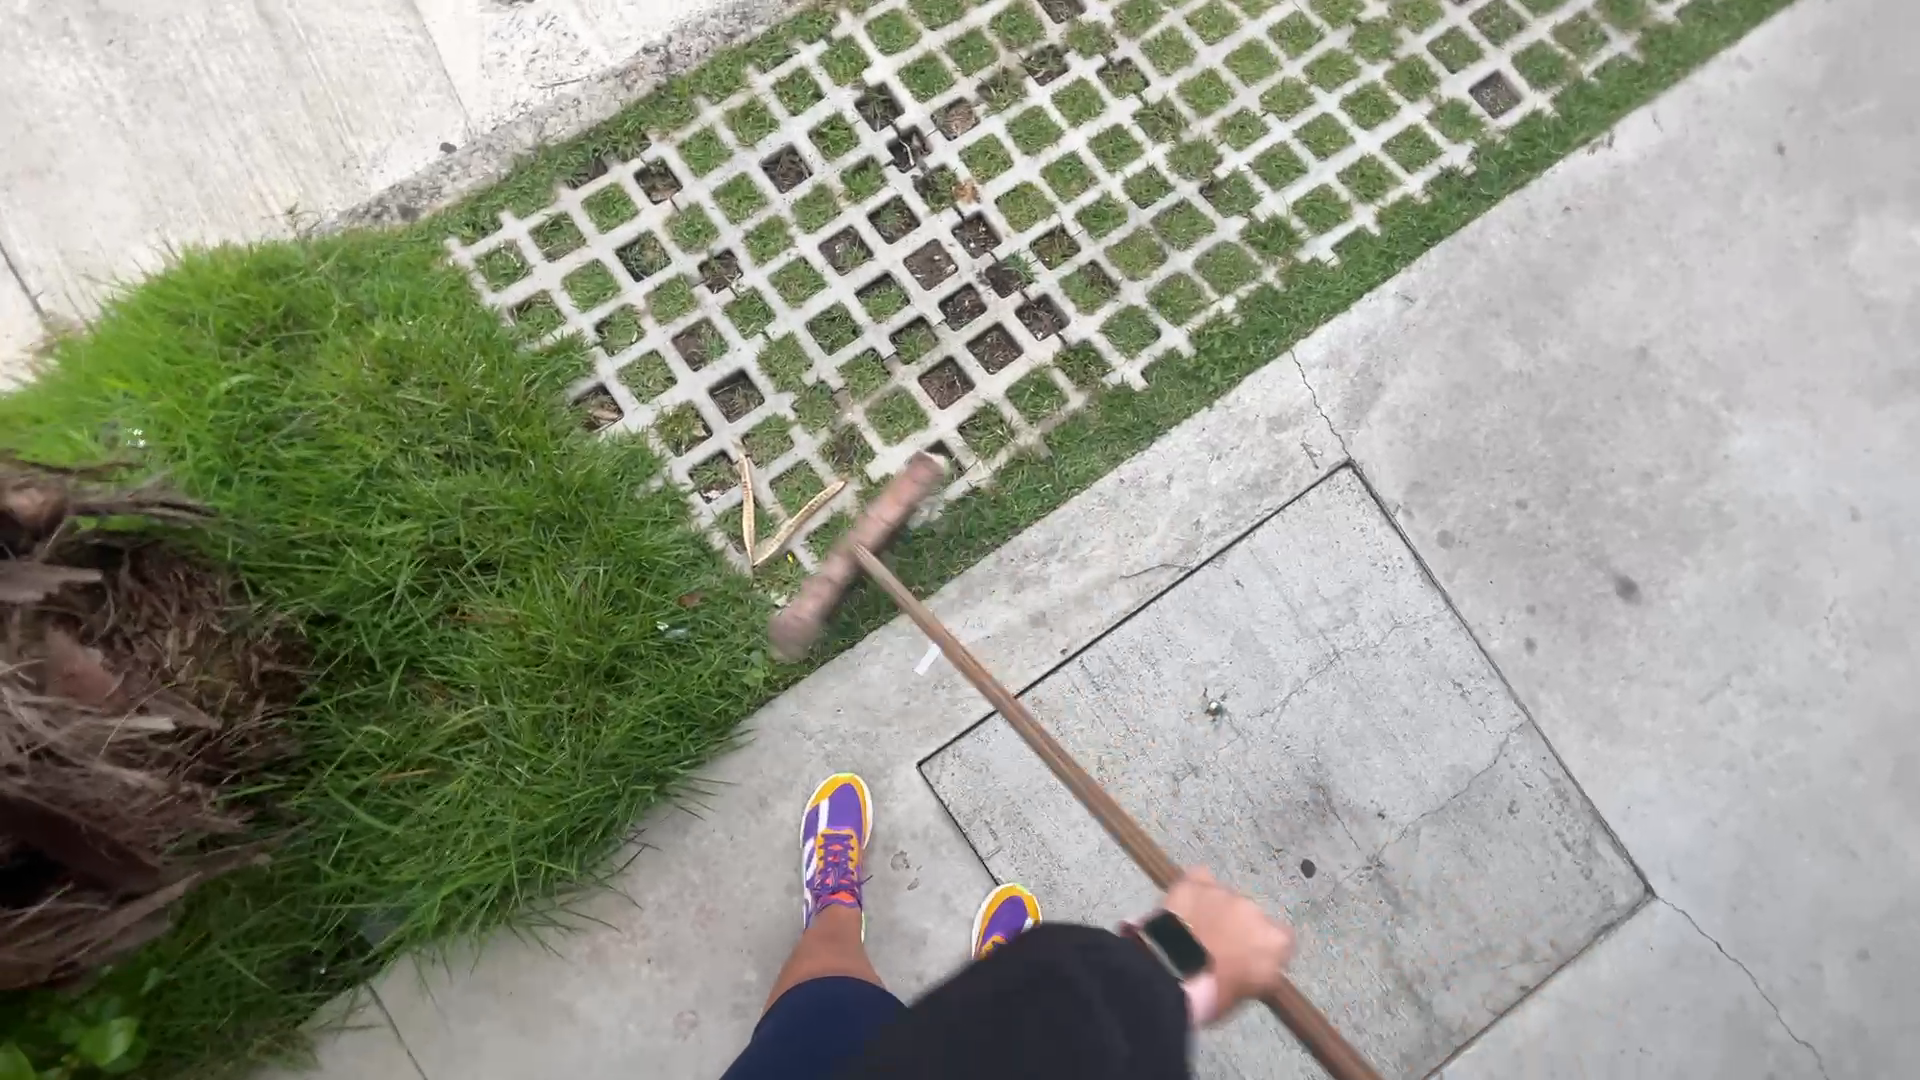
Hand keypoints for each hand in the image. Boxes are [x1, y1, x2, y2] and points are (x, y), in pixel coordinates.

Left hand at [1161, 868, 1294, 1019]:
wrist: (1174, 971)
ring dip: (1216, 908)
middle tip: (1220, 943)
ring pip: (1226, 897)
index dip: (1265, 948)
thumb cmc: (1214, 993)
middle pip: (1252, 915)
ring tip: (1197, 926)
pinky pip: (1201, 878)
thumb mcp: (1249, 992)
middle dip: (1239, 926)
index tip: (1252, 957)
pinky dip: (1197, 889)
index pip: (1282, 940)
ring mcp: (1224, 892)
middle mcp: (1254, 910)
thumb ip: (1259, 969)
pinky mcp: (1197, 881)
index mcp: (1275, 942)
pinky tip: (1187, 902)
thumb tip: (1251, 963)